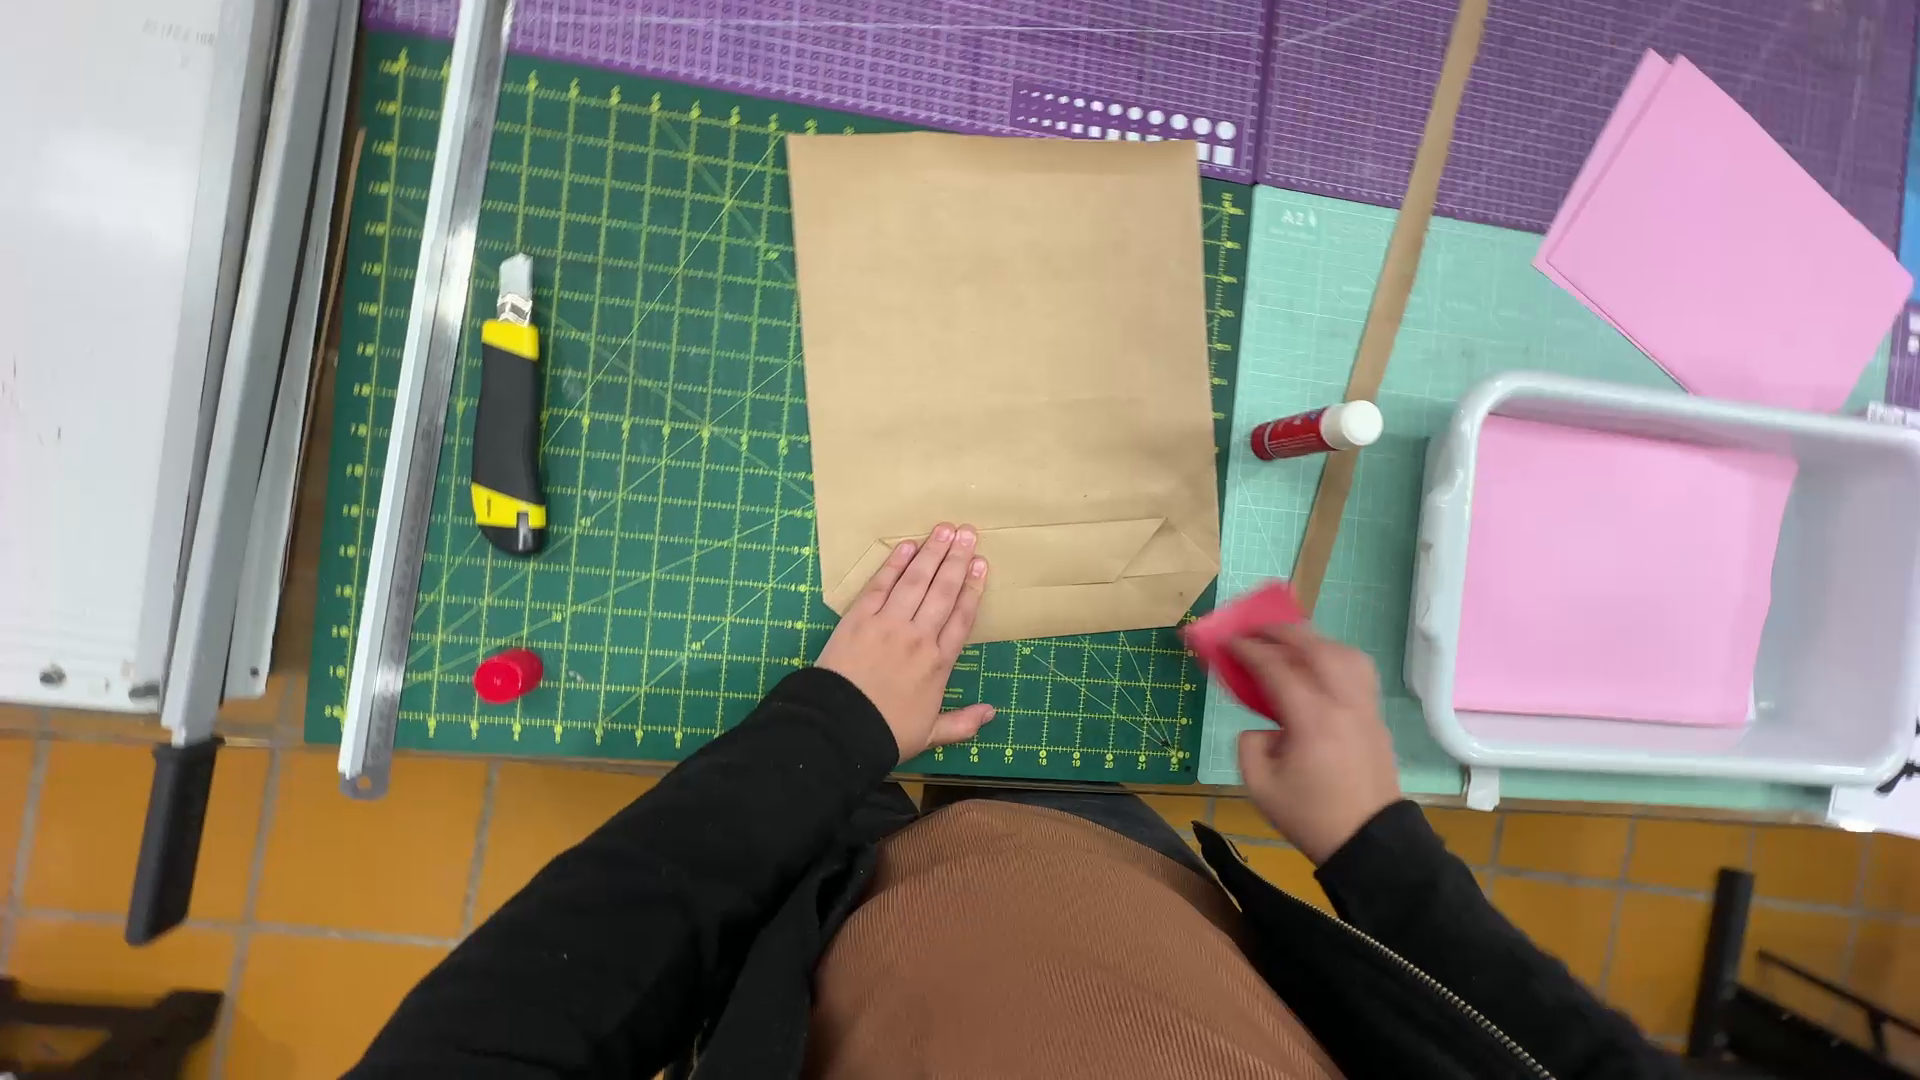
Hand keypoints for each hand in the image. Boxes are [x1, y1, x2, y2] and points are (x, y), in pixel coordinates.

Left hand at [816, 523, 992, 762]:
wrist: (839, 729)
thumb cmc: (885, 733)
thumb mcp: (931, 735)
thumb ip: (963, 723)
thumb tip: (991, 713)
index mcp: (939, 663)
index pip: (962, 617)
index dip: (973, 588)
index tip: (980, 564)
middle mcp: (919, 636)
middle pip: (943, 590)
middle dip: (957, 559)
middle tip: (967, 532)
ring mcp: (889, 623)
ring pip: (916, 580)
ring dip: (932, 552)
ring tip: (945, 529)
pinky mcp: (860, 618)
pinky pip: (881, 584)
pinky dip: (895, 564)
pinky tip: (907, 547)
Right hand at [1232, 622, 1400, 863]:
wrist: (1370, 845)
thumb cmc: (1310, 816)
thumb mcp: (1260, 785)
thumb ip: (1250, 743)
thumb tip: (1264, 726)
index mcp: (1312, 720)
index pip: (1276, 668)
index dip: (1247, 650)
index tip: (1227, 641)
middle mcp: (1343, 705)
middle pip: (1316, 648)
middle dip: (1281, 632)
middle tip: (1255, 630)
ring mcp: (1365, 709)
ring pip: (1345, 653)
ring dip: (1313, 640)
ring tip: (1288, 643)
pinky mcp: (1376, 719)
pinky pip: (1358, 671)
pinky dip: (1334, 657)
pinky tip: (1316, 668)